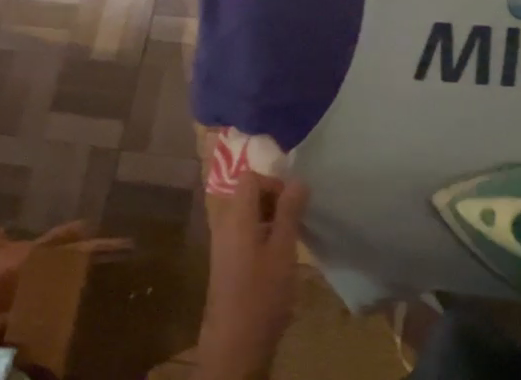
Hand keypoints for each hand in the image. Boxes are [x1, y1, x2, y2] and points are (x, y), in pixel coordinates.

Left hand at [195, 174, 308, 379]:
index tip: (294, 204)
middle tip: (296, 221)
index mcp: (235, 215)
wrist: (236, 343)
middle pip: (246, 194)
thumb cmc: (262, 292)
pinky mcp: (225, 262)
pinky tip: (277, 257)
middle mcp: (223, 224)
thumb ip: (290, 212)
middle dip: (273, 200)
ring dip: (269, 219)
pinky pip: (243, 233)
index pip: (250, 177)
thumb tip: (298, 180)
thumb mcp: (283, 249)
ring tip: (290, 239)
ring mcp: (222, 244)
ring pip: (246, 215)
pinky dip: (261, 235)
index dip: (274, 183)